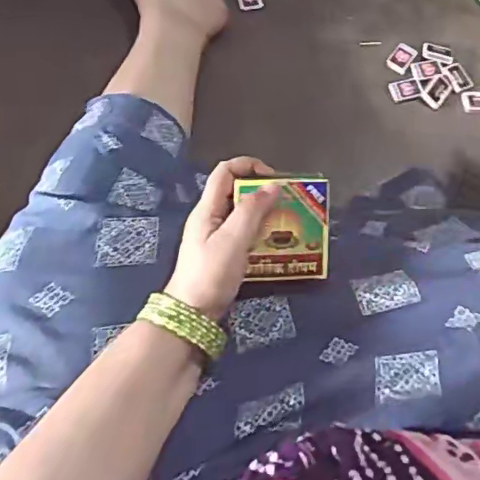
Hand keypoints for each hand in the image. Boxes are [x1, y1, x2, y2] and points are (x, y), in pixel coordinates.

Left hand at [164, 157, 282, 319]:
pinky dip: (259, 231)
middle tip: (286, 202)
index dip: (249, 166)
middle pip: (236, 190)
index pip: (225, 171)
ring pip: (242, 213)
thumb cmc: (211, 274)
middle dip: (262, 191)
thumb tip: (273, 185)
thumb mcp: (234, 239)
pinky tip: (275, 242)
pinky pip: (243, 232)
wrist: (192, 314)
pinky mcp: (222, 252)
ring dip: (263, 212)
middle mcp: (210, 217)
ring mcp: (215, 236)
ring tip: (286, 222)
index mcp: (208, 209)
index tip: (274, 178)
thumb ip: (252, 210)